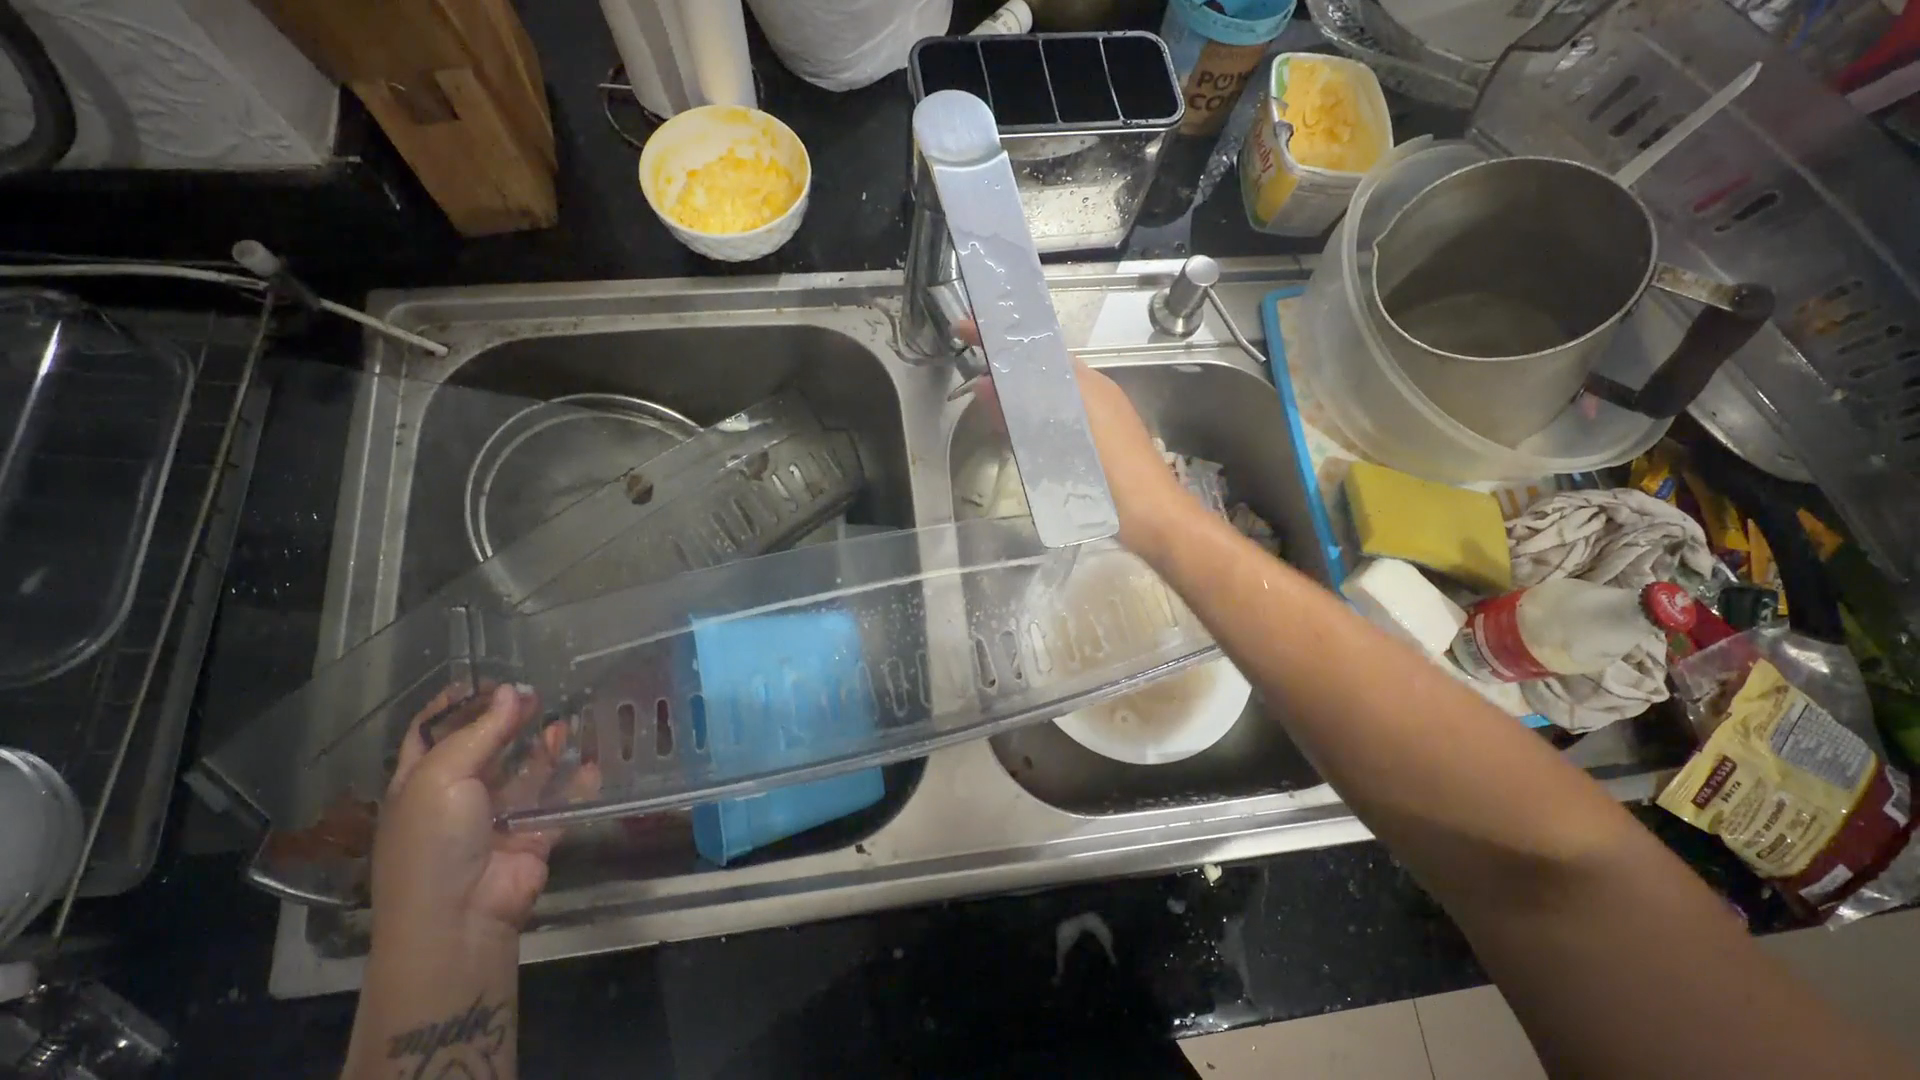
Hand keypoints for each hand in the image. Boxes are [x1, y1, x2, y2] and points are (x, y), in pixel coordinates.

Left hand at [373, 684, 588, 941]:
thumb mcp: (443, 776)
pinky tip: (590, 761)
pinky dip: (576, 783)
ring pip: (525, 774)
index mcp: (419, 782)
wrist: (459, 916)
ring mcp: (497, 819)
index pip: (432, 732)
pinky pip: (559, 803)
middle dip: (508, 720)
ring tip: (564, 719)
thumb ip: (482, 731)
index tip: (483, 680)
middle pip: (485, 748)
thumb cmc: (434, 841)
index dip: (454, 705)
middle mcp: (457, 797)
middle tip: (535, 693)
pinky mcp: (534, 837)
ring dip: (543, 748)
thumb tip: (513, 690)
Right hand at [958, 350, 1199, 558]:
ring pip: (1048, 394)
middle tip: (971, 366)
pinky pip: (1058, 417)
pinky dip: (1032, 417)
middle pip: (1041, 369)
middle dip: (1006, 364)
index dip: (1002, 339)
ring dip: (1017, 392)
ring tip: (985, 397)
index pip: (1037, 349)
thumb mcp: (1065, 444)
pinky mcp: (1098, 443)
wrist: (1155, 519)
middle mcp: (1092, 394)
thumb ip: (1024, 417)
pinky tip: (1016, 432)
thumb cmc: (1116, 479)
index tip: (967, 329)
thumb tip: (987, 387)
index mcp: (1087, 384)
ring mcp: (1098, 418)